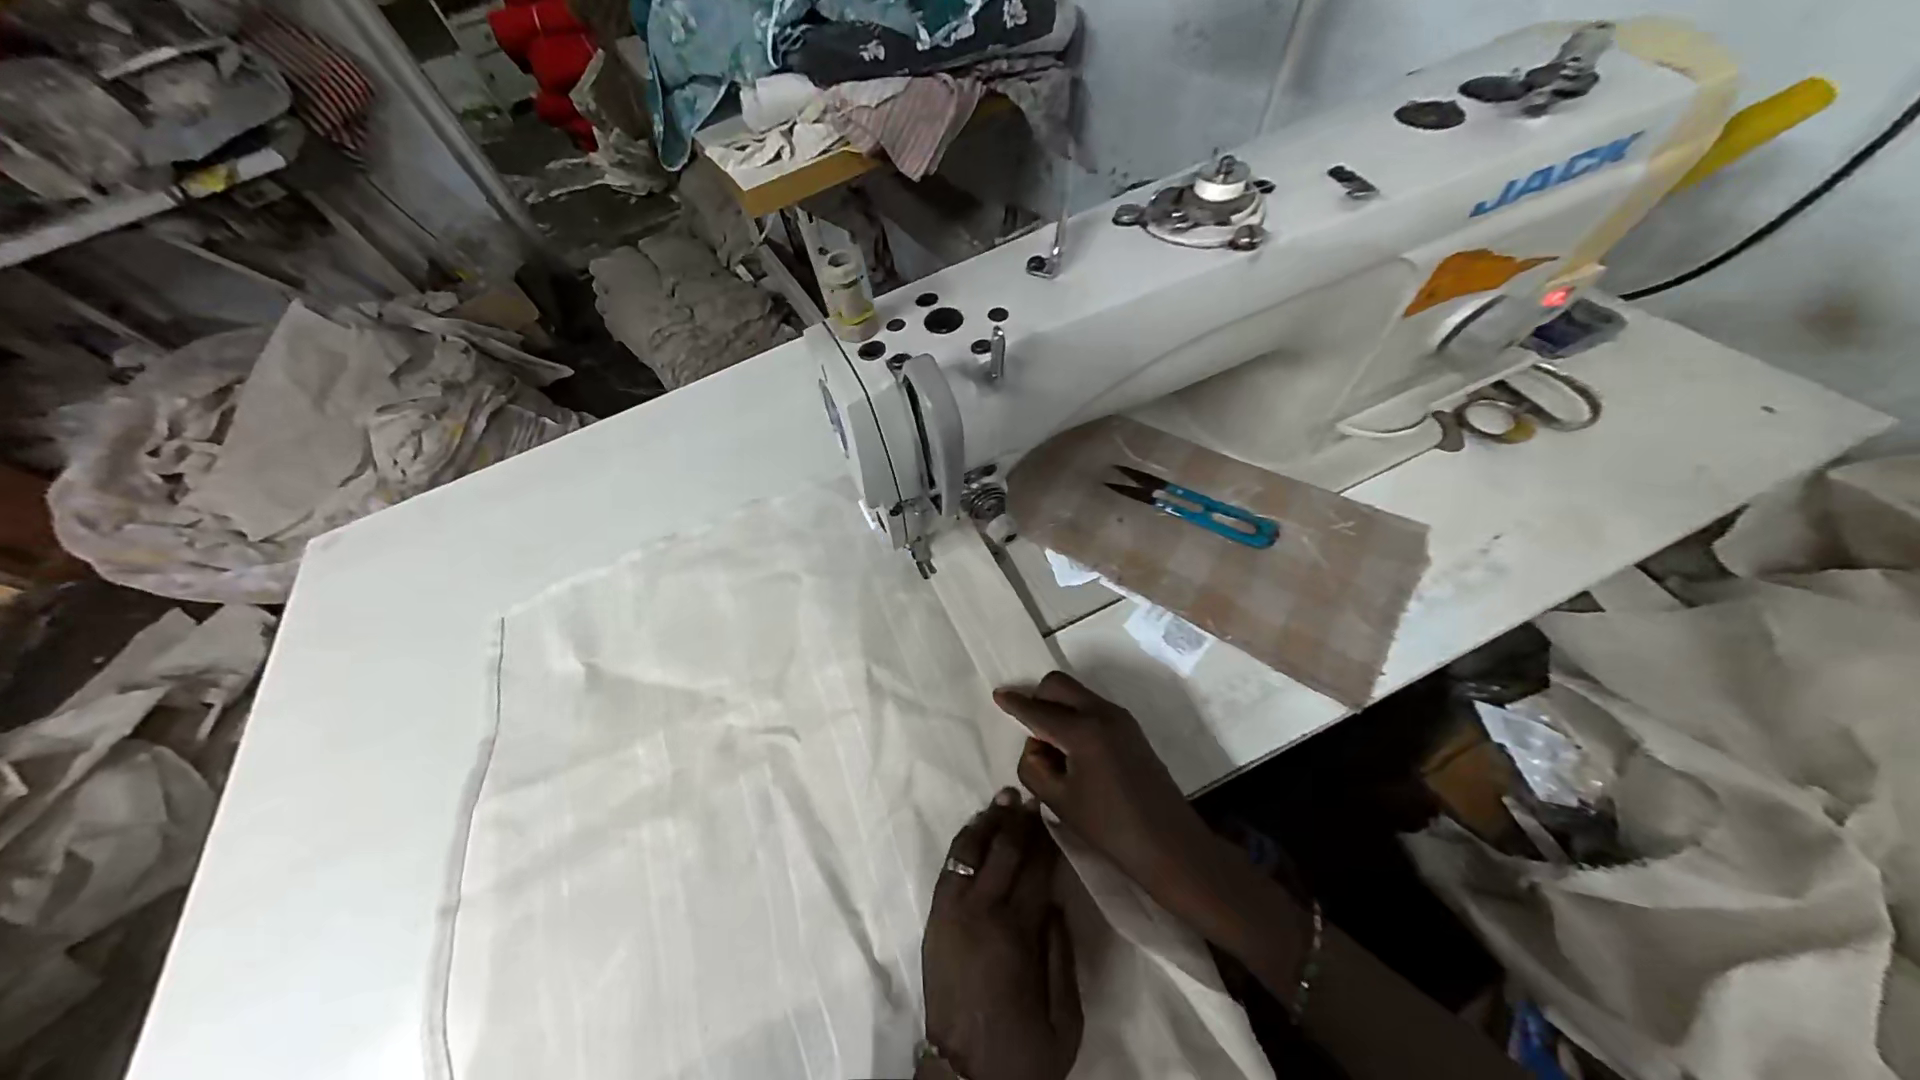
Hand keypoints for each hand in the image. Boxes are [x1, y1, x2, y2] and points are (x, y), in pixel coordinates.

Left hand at [920, 789, 1080, 1079]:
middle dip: (1019, 820)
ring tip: (1003, 799)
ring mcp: (951, 913)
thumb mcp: (1065, 1019)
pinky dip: (963, 843)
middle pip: (1003, 851)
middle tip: (1031, 798)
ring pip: (969, 851)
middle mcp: (980, 913)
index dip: (1047, 840)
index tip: (1055, 817)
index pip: (1036, 869)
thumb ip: (1062, 954)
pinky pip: (949, 868)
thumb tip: (1055, 903)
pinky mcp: (934, 921)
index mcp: (1016, 934)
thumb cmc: (1022, 1053)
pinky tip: (975, 829)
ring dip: (988, 822)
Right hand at [993, 673, 1225, 919]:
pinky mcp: (1130, 729)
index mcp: (1083, 730)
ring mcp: (1120, 718)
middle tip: (1030, 733)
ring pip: (1076, 694)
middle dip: (1038, 698)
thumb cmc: (1109, 828)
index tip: (998, 694)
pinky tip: (1074, 753)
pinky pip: (1092, 707)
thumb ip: (1033, 766)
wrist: (1169, 844)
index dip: (1015, 703)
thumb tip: (1035, 745)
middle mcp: (1102, 713)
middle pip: (1059, 685)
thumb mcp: (1058, 801)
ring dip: (1057, 708)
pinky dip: (1075, 716)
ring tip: (1054, 751)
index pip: (1038, 710)